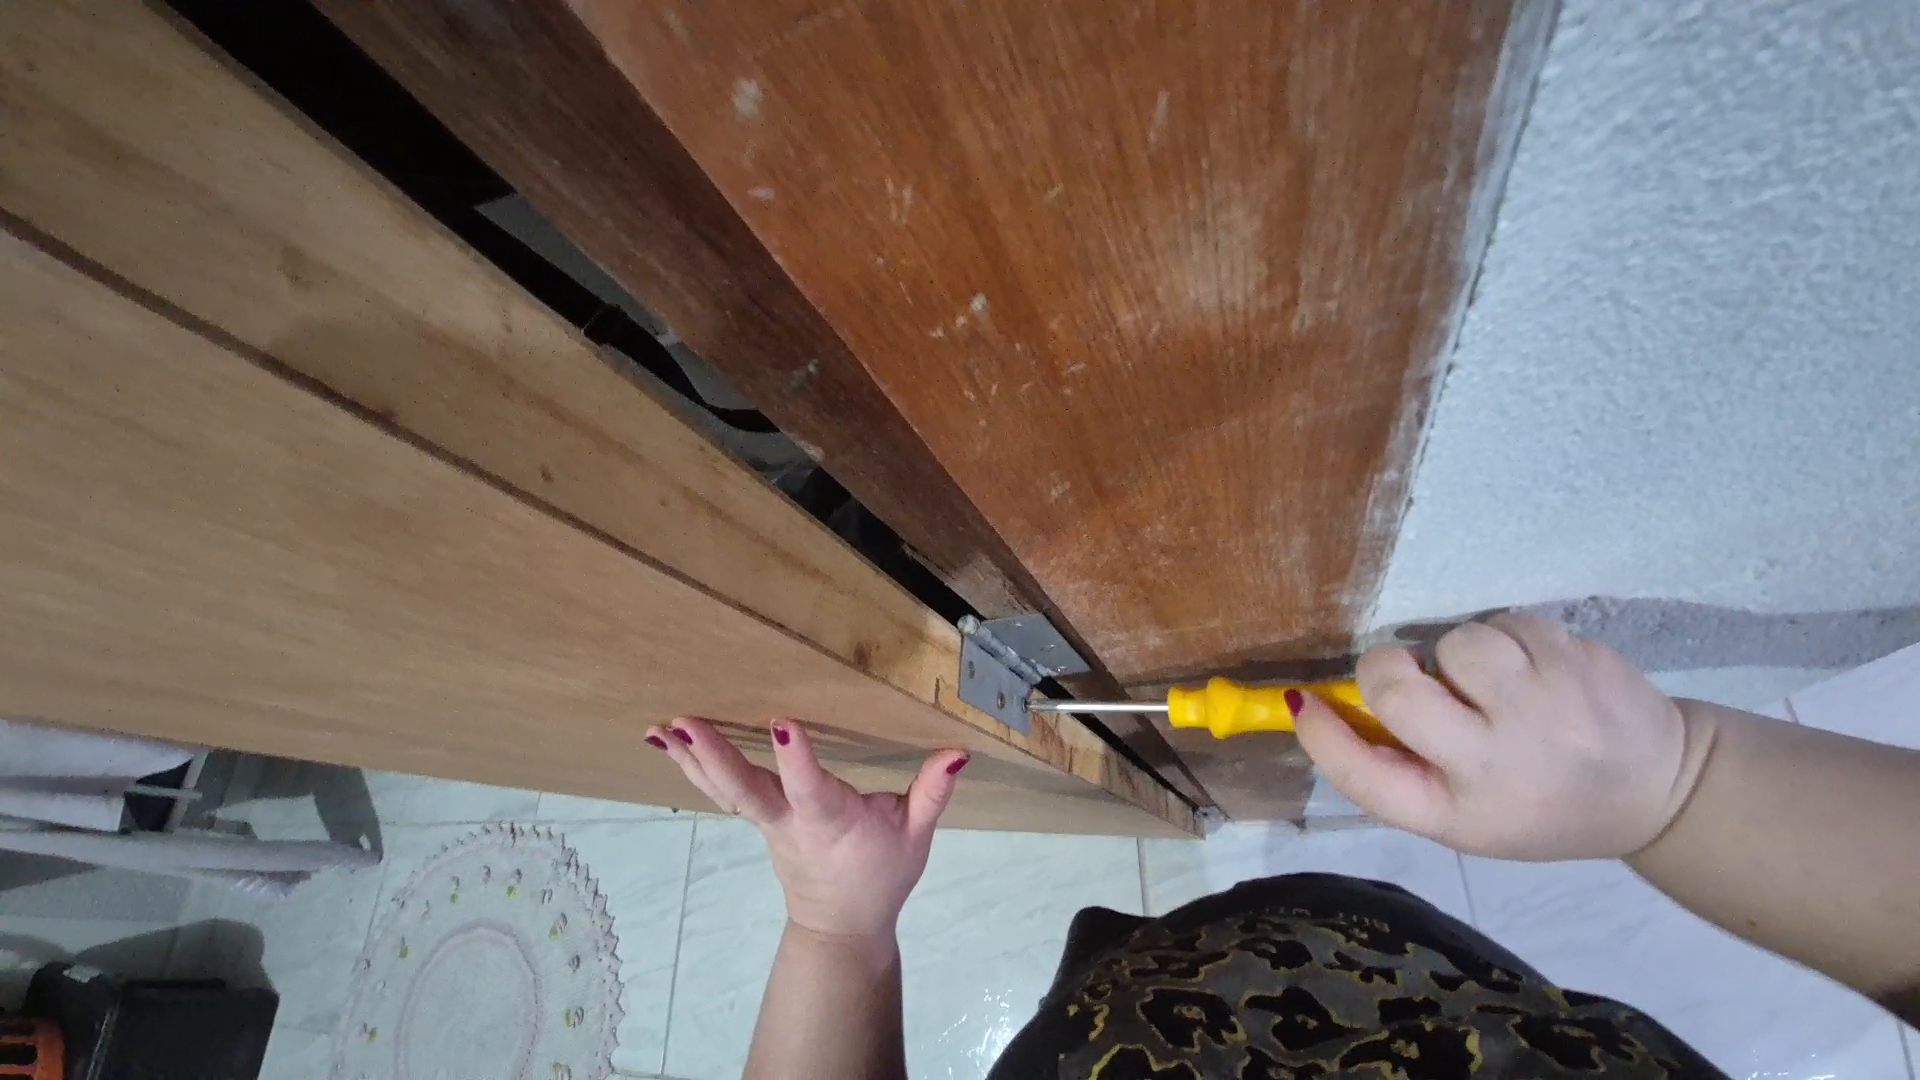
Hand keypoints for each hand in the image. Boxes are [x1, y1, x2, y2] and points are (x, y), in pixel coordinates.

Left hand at [647, 716, 967, 939]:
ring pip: (724, 791)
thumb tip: (959, 751)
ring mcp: (766, 823)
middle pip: (747, 791)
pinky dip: (693, 769)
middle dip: (715, 758)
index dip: (796, 759)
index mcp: (831, 822)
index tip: (780, 725)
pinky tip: (666, 746)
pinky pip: (721, 793)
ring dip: (691, 761)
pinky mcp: (757, 819)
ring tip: (659, 730)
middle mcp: (789, 822)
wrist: (841, 927)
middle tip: (683, 725)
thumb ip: (933, 792)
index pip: (811, 790)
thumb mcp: (916, 836)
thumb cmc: (881, 876)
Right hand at [1294, 613, 1706, 860]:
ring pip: (1453, 643)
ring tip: (1494, 683)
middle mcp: (1501, 765)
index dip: (1321, 734)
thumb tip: (1313, 701)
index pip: (1363, 775)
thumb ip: (1390, 762)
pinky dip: (1506, 638)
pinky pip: (1505, 623)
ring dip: (1457, 654)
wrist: (1662, 791)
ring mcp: (1549, 710)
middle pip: (1395, 688)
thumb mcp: (1458, 810)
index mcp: (1461, 812)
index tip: (1305, 701)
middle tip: (1414, 678)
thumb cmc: (1534, 803)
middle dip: (1388, 668)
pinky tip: (1535, 670)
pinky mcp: (1583, 662)